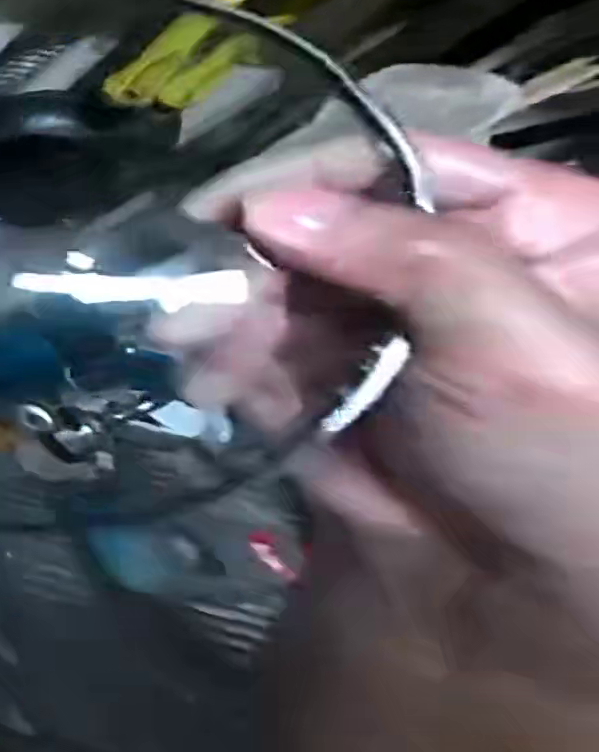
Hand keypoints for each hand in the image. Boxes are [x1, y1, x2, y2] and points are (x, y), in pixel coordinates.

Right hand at [201, 135, 598, 586]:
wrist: (514, 588)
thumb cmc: (576, 466)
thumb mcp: (528, 355)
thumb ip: (414, 261)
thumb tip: (270, 206)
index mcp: (520, 230)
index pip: (391, 164)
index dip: (304, 181)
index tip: (225, 217)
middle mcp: (420, 258)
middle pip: (300, 225)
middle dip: (241, 269)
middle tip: (191, 310)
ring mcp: (349, 310)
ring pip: (251, 281)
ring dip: (215, 320)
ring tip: (198, 362)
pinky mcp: (295, 356)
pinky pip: (233, 334)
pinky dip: (212, 358)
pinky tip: (211, 388)